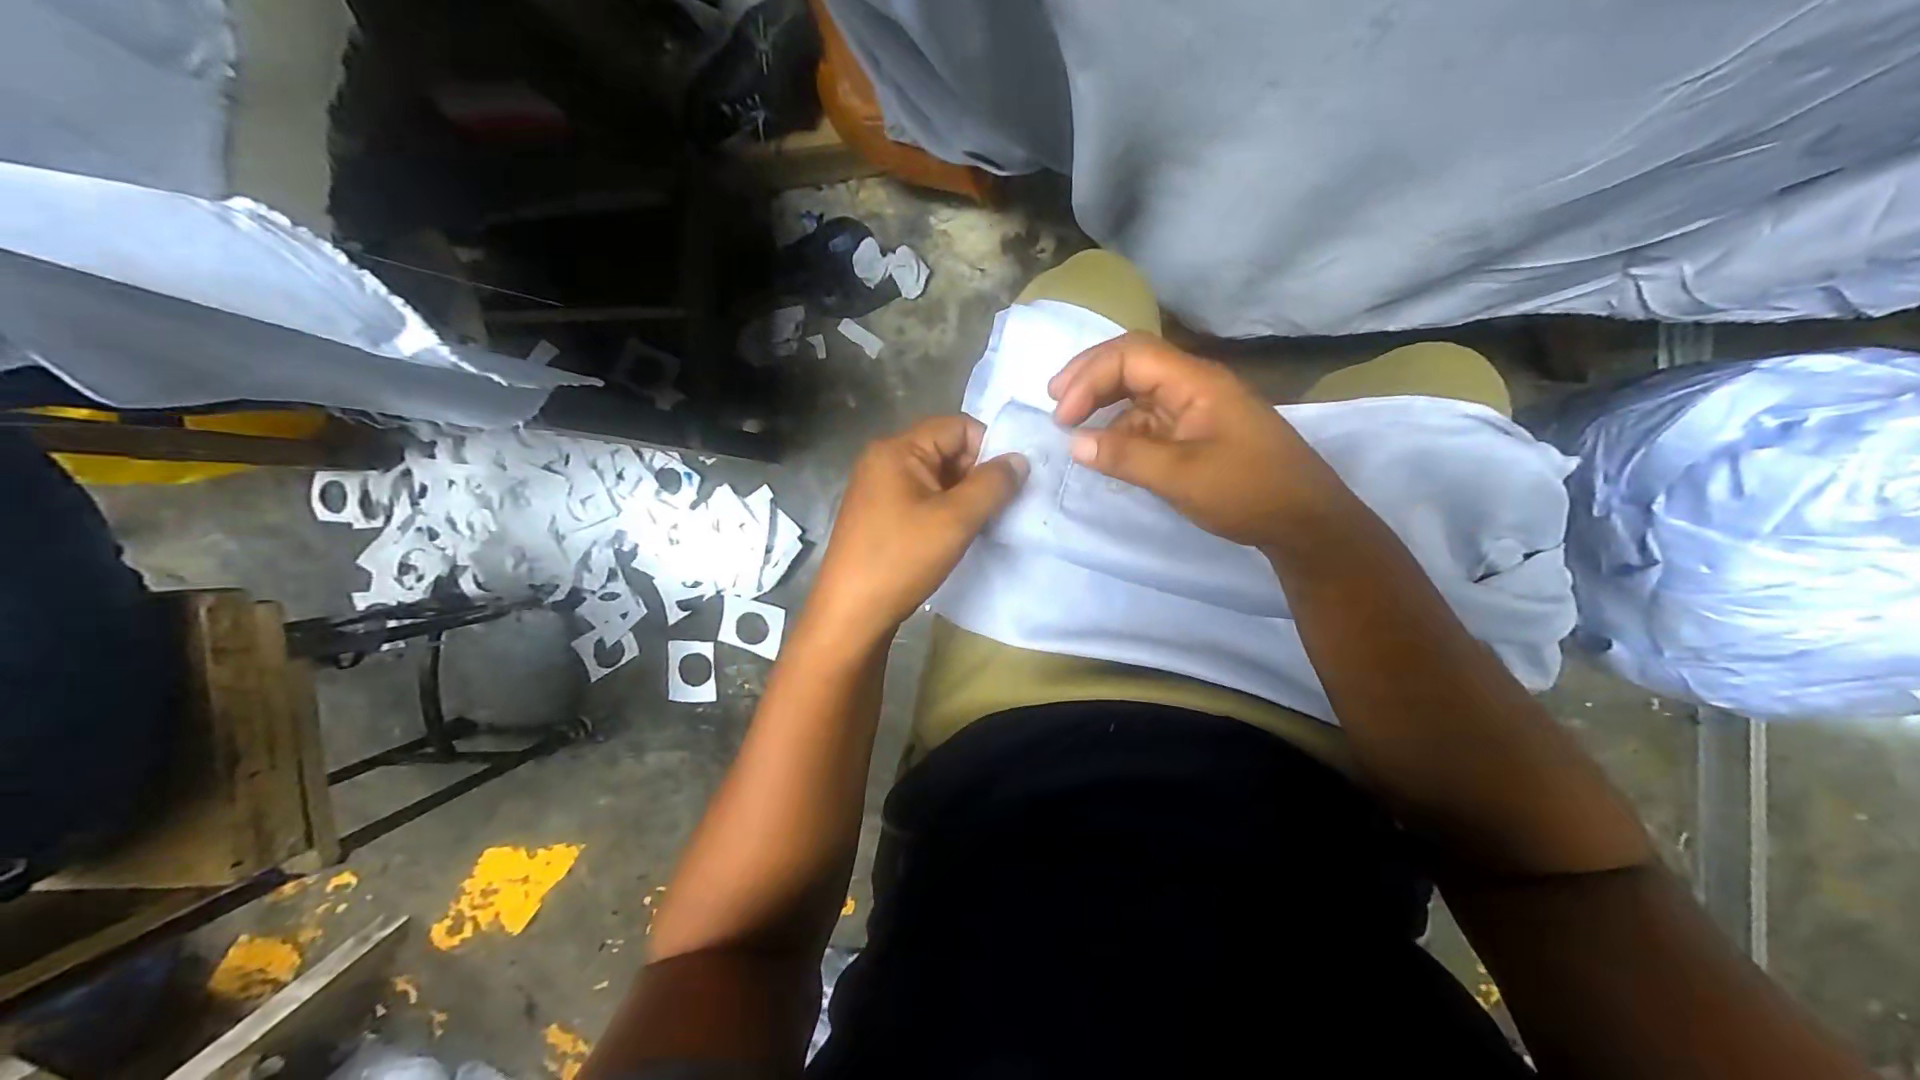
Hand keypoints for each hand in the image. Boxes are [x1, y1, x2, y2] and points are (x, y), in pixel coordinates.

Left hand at [808, 415, 1027, 640]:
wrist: (851, 614)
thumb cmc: (902, 559)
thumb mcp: (955, 519)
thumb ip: (993, 484)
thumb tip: (1019, 460)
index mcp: (897, 449)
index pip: (957, 426)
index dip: (989, 448)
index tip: (1009, 483)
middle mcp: (883, 460)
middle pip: (946, 449)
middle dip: (977, 474)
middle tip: (999, 508)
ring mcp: (878, 489)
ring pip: (936, 478)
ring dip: (963, 497)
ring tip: (980, 525)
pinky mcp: (879, 516)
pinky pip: (921, 499)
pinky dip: (944, 511)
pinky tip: (954, 536)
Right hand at [1049, 332, 1349, 549]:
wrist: (1306, 522)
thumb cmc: (1249, 492)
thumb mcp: (1182, 477)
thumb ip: (1126, 456)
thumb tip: (1074, 443)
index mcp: (1196, 382)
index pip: (1132, 355)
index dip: (1089, 377)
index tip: (1063, 417)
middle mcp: (1194, 385)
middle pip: (1133, 362)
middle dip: (1090, 378)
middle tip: (1055, 403)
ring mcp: (1196, 408)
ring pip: (1138, 391)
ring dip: (1103, 402)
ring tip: (1071, 424)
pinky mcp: (1196, 432)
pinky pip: (1149, 419)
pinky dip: (1121, 429)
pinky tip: (1104, 448)